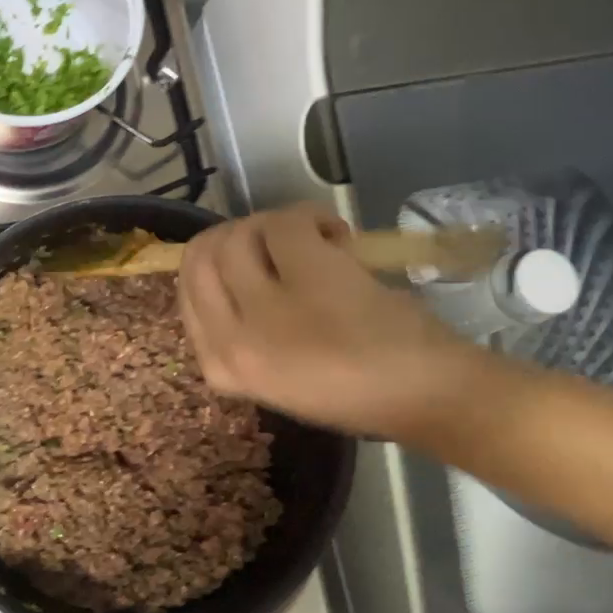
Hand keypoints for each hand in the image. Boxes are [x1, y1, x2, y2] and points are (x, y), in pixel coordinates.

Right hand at [178, 203, 487, 439]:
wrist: (426, 395)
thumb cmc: (356, 393)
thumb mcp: (277, 377)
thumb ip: (242, 335)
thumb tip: (233, 277)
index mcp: (221, 368)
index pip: (186, 292)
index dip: (213, 266)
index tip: (247, 264)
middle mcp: (231, 340)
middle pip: (200, 256)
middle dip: (234, 238)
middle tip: (274, 246)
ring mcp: (267, 308)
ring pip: (236, 235)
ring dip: (271, 226)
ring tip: (310, 244)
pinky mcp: (310, 274)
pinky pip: (283, 223)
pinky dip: (309, 217)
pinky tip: (336, 236)